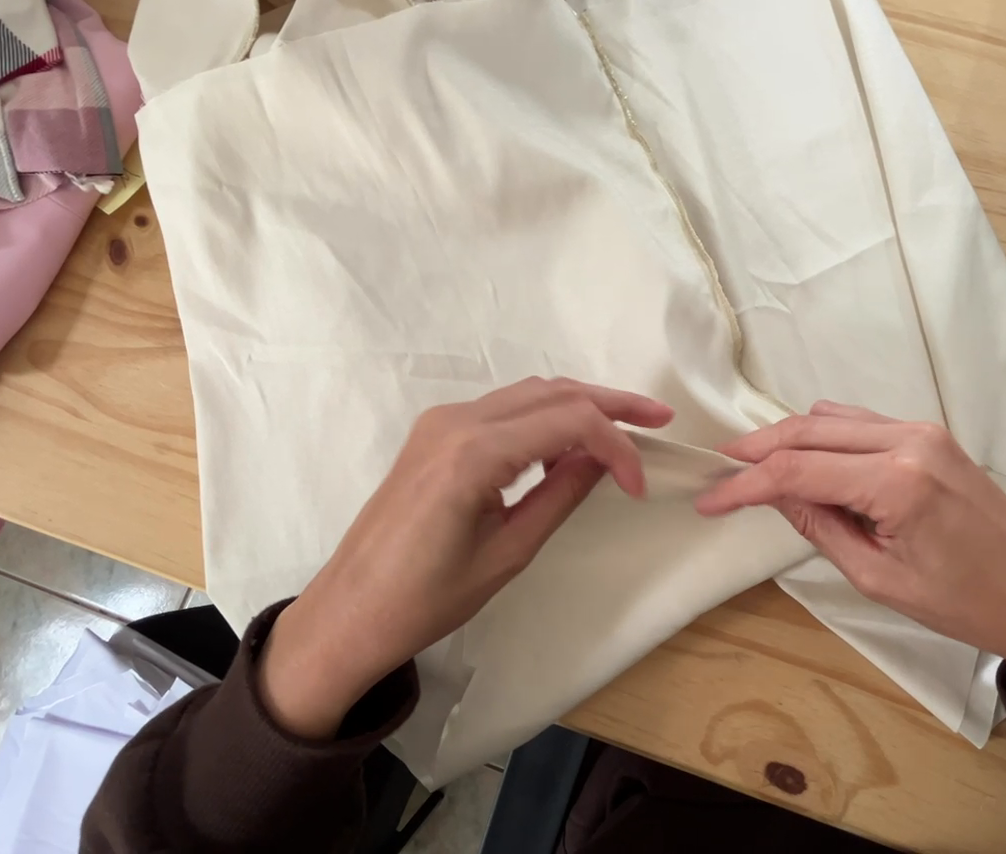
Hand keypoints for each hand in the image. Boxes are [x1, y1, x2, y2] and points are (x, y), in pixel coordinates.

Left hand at [259, 377, 673, 736]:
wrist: (347, 613)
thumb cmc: (425, 600)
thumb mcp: (508, 554)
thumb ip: (561, 496)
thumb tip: (602, 460)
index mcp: (474, 452)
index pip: (569, 421)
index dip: (615, 445)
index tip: (639, 485)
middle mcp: (457, 420)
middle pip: (552, 391)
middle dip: (610, 403)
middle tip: (657, 417)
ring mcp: (442, 421)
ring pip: (530, 393)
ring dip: (579, 405)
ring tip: (626, 426)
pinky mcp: (436, 432)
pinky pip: (505, 409)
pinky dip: (545, 417)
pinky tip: (569, 443)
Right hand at [695, 401, 1005, 701]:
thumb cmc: (965, 604)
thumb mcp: (878, 578)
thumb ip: (819, 526)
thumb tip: (771, 494)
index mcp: (896, 482)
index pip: (797, 470)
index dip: (745, 483)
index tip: (708, 500)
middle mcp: (906, 439)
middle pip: (808, 428)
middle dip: (758, 448)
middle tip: (720, 468)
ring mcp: (921, 429)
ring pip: (831, 416)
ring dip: (788, 437)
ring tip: (755, 466)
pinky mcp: (928, 433)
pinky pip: (859, 420)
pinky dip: (823, 434)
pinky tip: (807, 459)